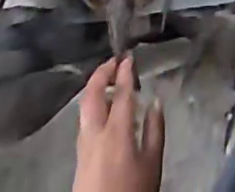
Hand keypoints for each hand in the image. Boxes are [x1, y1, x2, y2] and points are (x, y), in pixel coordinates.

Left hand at [74, 54, 163, 191]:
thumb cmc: (133, 191)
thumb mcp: (153, 163)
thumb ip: (155, 130)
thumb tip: (155, 102)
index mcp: (116, 132)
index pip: (121, 93)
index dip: (125, 72)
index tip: (129, 57)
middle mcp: (95, 134)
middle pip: (91, 95)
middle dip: (101, 74)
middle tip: (114, 61)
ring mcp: (83, 146)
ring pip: (84, 108)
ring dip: (95, 88)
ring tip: (110, 80)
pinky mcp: (79, 157)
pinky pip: (84, 121)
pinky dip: (93, 105)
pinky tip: (105, 109)